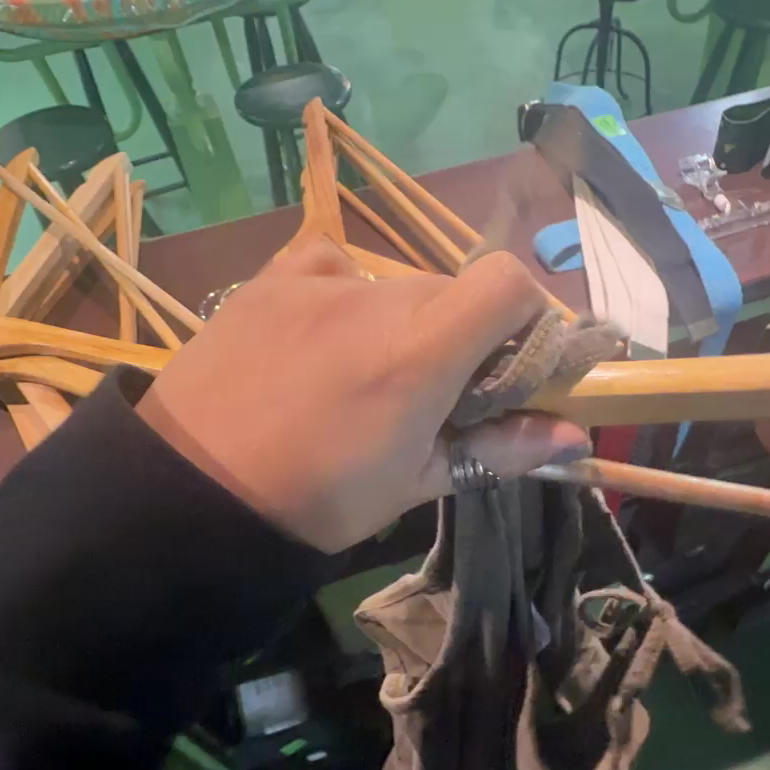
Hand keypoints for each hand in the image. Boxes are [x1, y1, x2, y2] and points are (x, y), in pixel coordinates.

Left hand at [137, 240, 590, 552]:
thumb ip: (500, 448)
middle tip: (433, 393)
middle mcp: (378, 297)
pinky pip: (336, 268)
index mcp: (421, 352)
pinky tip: (322, 339)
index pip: (508, 282)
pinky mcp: (272, 277)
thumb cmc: (318, 501)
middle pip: (454, 288)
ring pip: (396, 284)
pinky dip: (348, 296)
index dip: (525, 317)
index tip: (509, 368)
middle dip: (463, 333)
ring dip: (404, 322)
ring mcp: (320, 280)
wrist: (192, 492)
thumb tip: (576, 437)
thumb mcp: (415, 484)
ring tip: (362, 377)